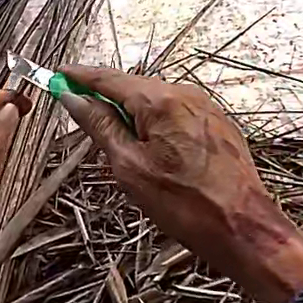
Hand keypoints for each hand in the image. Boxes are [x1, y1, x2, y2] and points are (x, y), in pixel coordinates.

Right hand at [58, 66, 302, 302]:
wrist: (244, 228)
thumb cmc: (186, 204)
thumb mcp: (129, 167)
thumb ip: (101, 126)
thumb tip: (74, 100)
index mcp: (160, 101)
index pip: (108, 79)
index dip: (80, 77)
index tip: (59, 74)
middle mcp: (184, 94)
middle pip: (132, 88)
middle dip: (105, 99)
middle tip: (80, 113)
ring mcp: (204, 107)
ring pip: (154, 101)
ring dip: (131, 114)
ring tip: (117, 144)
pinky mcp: (217, 123)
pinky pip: (175, 113)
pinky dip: (154, 122)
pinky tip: (149, 148)